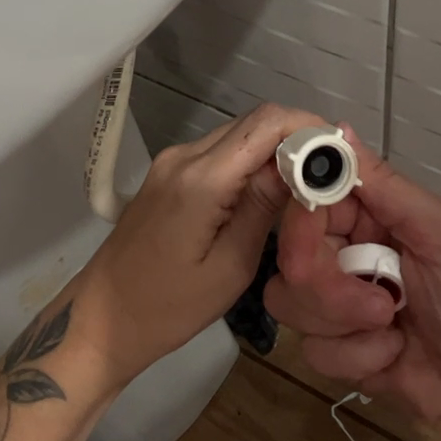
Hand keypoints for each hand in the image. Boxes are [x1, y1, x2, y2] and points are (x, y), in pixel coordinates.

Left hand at [70, 103, 329, 385]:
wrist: (101, 318)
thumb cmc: (167, 308)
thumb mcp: (231, 267)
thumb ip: (264, 207)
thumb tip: (303, 164)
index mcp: (201, 178)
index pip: (266, 123)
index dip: (308, 126)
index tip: (339, 152)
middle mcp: (185, 156)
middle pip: (254, 122)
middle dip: (297, 137)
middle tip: (330, 172)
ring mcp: (173, 161)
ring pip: (239, 133)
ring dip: (275, 148)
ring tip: (307, 184)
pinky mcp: (169, 172)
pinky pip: (221, 151)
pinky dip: (251, 160)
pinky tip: (269, 189)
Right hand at [266, 128, 440, 440]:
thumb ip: (386, 186)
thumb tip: (336, 127)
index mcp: (376, 212)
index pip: (311, 198)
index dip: (301, 217)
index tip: (312, 239)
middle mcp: (352, 250)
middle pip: (292, 253)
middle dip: (328, 285)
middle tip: (382, 303)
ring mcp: (343, 303)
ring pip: (290, 299)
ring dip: (343, 322)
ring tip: (394, 329)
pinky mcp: (341, 351)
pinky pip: (311, 349)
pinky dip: (356, 358)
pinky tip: (395, 358)